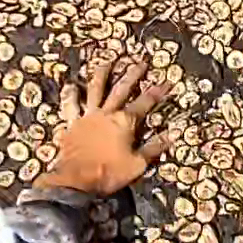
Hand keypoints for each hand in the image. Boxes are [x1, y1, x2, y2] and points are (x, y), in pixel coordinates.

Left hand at [33, 56, 173, 197]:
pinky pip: (70, 106)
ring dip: (101, 75)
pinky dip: (70, 95)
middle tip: (141, 63)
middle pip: (122, 89)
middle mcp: (107, 113)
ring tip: (106, 62)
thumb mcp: (137, 164)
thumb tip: (172, 135)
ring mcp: (88, 116)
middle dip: (133, 75)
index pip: (146, 102)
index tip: (167, 81)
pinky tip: (70, 86)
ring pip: (95, 90)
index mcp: (125, 122)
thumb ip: (154, 148)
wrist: (76, 180)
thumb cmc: (109, 173)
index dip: (158, 92)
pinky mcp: (72, 124)